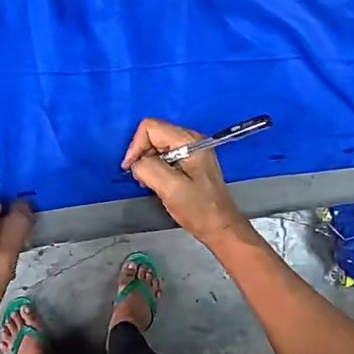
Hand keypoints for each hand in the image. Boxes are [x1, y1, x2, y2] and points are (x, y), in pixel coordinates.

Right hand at [122, 117, 252, 246]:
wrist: (220, 227)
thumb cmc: (199, 209)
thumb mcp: (171, 188)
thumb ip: (150, 168)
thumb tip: (136, 163)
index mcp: (189, 141)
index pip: (150, 127)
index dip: (136, 146)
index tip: (132, 169)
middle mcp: (191, 140)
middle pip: (154, 134)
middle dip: (142, 154)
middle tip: (142, 179)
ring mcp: (192, 151)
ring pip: (157, 146)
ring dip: (148, 163)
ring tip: (150, 183)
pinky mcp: (191, 163)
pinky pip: (165, 157)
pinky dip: (156, 168)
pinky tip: (159, 184)